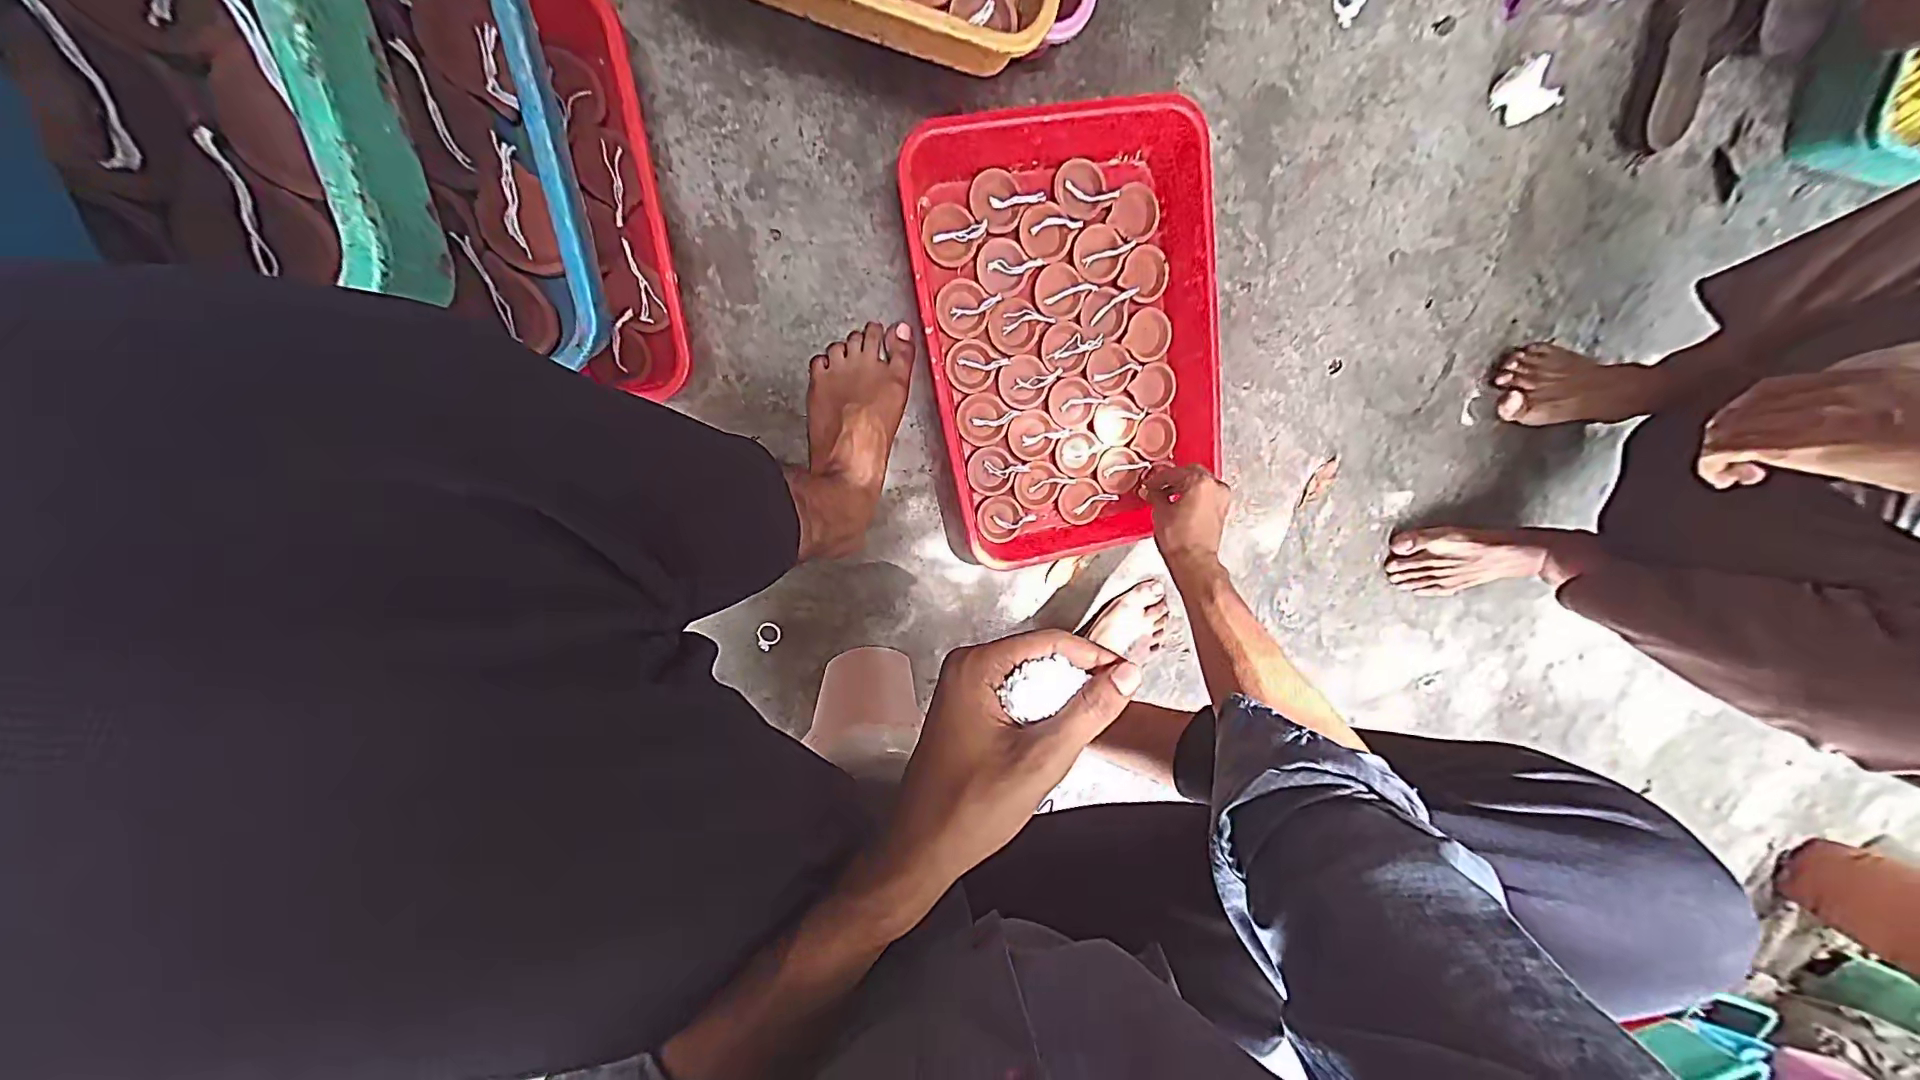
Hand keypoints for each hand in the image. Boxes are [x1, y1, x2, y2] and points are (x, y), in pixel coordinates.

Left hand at [873, 630, 1141, 889]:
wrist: (925, 846)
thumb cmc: (969, 809)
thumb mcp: (1042, 759)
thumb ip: (1088, 712)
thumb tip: (1124, 676)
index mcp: (975, 668)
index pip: (1048, 641)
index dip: (1093, 655)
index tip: (1124, 674)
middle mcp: (965, 668)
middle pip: (1037, 653)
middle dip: (1079, 673)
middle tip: (1113, 696)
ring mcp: (962, 686)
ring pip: (1028, 673)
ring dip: (1061, 691)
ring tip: (1091, 715)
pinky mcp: (966, 706)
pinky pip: (1014, 690)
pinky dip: (1041, 704)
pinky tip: (1056, 730)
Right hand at [1142, 464, 1230, 568]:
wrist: (1193, 560)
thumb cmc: (1180, 539)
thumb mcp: (1160, 511)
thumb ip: (1155, 494)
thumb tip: (1152, 491)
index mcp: (1200, 482)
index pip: (1174, 472)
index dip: (1157, 478)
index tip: (1150, 483)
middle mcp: (1215, 486)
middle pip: (1190, 473)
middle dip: (1173, 479)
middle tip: (1157, 486)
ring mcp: (1221, 498)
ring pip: (1200, 483)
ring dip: (1183, 487)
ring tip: (1166, 496)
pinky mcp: (1221, 510)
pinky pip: (1206, 495)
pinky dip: (1193, 496)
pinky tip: (1179, 503)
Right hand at [1698, 367, 1919, 489]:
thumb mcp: (1870, 476)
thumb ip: (1811, 461)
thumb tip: (1767, 457)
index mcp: (1819, 438)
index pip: (1728, 442)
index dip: (1709, 462)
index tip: (1721, 476)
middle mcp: (1823, 405)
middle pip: (1734, 418)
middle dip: (1718, 443)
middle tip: (1735, 463)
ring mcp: (1843, 383)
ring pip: (1755, 395)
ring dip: (1738, 418)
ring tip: (1748, 436)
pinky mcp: (1862, 370)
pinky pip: (1791, 379)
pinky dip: (1766, 397)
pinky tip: (1776, 412)